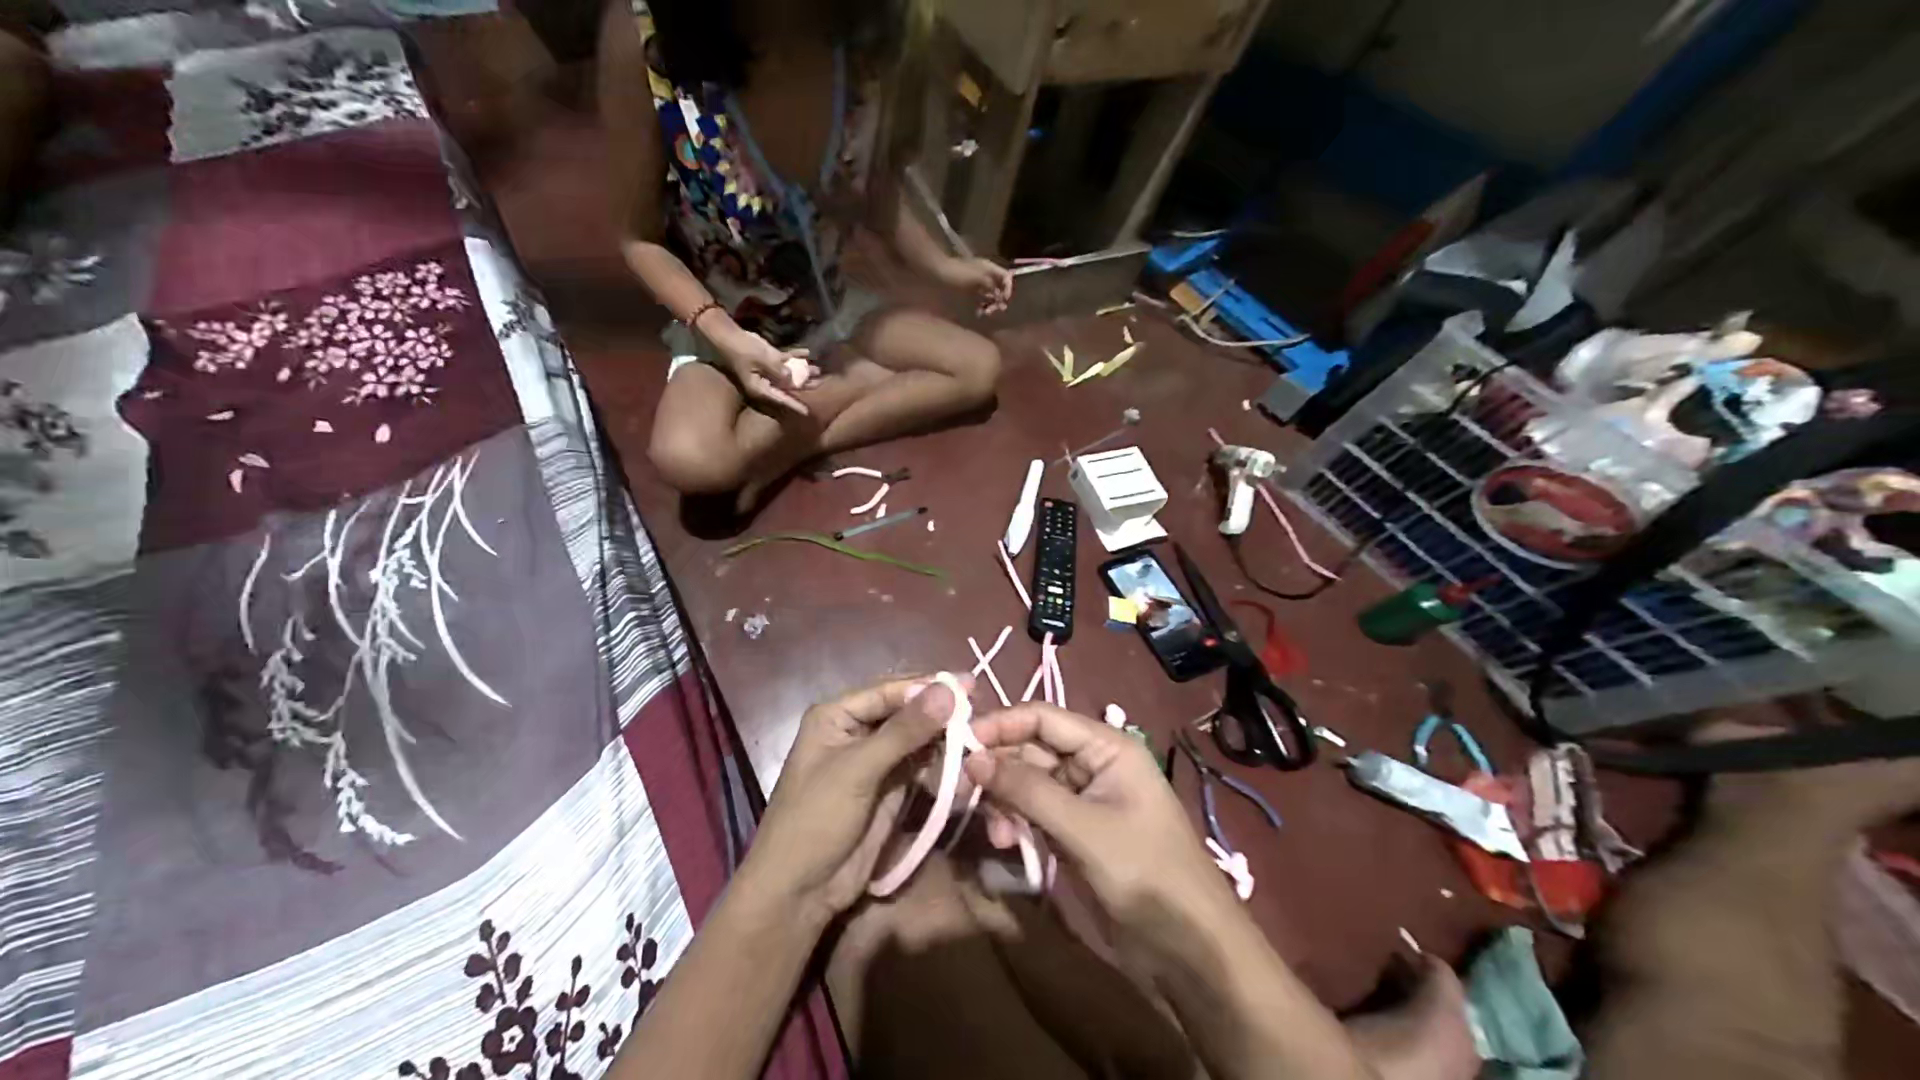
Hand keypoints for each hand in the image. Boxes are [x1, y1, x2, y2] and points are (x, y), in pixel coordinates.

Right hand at [711, 323, 818, 415]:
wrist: (729, 335)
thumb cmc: (742, 350)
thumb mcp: (761, 360)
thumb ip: (777, 369)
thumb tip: (791, 378)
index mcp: (761, 388)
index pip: (780, 399)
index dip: (794, 405)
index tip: (807, 412)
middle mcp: (765, 382)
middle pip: (788, 387)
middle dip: (804, 385)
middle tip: (821, 384)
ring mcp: (768, 370)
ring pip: (789, 373)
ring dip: (803, 371)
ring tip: (818, 369)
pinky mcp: (769, 359)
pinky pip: (785, 360)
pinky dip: (795, 356)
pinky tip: (807, 352)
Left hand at [742, 676, 963, 924]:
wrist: (800, 890)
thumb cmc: (816, 818)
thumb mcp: (858, 769)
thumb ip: (904, 730)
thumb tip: (948, 691)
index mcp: (836, 716)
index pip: (889, 691)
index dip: (928, 686)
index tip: (968, 684)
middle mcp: (856, 731)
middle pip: (906, 712)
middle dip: (940, 713)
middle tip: (979, 708)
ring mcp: (875, 762)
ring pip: (918, 740)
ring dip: (945, 740)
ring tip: (977, 740)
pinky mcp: (890, 789)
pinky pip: (921, 767)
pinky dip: (942, 767)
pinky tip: (963, 768)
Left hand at [934, 256, 1013, 314]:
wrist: (939, 272)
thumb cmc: (959, 273)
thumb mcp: (978, 278)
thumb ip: (992, 285)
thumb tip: (1000, 294)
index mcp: (990, 268)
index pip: (1006, 277)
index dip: (1008, 288)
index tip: (1004, 300)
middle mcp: (986, 274)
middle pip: (999, 287)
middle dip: (999, 299)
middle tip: (995, 310)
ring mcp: (977, 282)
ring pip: (990, 295)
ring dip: (991, 304)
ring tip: (986, 313)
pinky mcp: (969, 290)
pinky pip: (980, 299)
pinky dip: (982, 306)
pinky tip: (979, 312)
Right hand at [965, 704, 1239, 940]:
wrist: (1191, 947)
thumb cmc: (1146, 873)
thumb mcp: (1083, 828)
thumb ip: (1028, 790)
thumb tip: (973, 758)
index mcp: (1107, 747)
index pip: (1043, 717)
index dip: (1001, 724)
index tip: (960, 742)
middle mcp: (1093, 763)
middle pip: (1032, 749)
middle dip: (998, 768)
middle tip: (962, 792)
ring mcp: (1083, 798)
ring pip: (1029, 782)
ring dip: (1005, 801)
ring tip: (995, 833)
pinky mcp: (1075, 830)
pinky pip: (1035, 811)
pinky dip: (1016, 822)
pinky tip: (1005, 843)